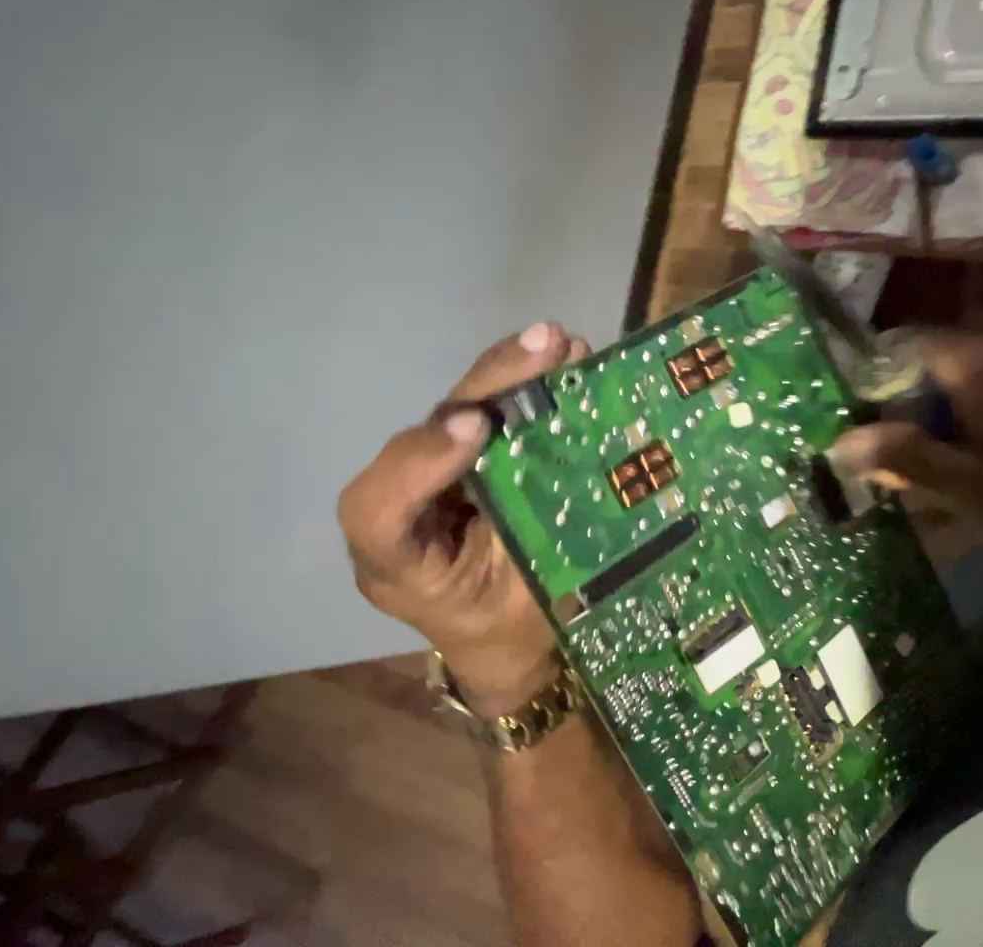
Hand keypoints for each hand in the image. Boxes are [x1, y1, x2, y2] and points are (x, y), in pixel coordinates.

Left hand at [337, 322, 587, 715]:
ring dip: (510, 371)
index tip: (480, 427)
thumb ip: (546, 555)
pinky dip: (526, 382)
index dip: (418, 463)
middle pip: (427, 434)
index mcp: (400, 563)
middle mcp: (407, 507)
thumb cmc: (514, 634)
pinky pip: (489, 412)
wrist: (503, 640)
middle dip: (487, 385)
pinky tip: (566, 355)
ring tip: (560, 342)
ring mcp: (436, 474)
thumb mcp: (531, 615)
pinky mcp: (467, 456)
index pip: (377, 511)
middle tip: (544, 346)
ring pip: (460, 410)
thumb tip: (604, 488)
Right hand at [830, 333, 982, 558]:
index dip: (872, 389)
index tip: (863, 433)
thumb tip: (840, 444)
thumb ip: (902, 458)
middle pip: (930, 369)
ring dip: (941, 426)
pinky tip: (980, 473)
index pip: (899, 348)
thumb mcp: (965, 487)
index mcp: (973, 363)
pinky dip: (975, 428)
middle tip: (895, 466)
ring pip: (962, 387)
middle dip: (907, 415)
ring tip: (933, 478)